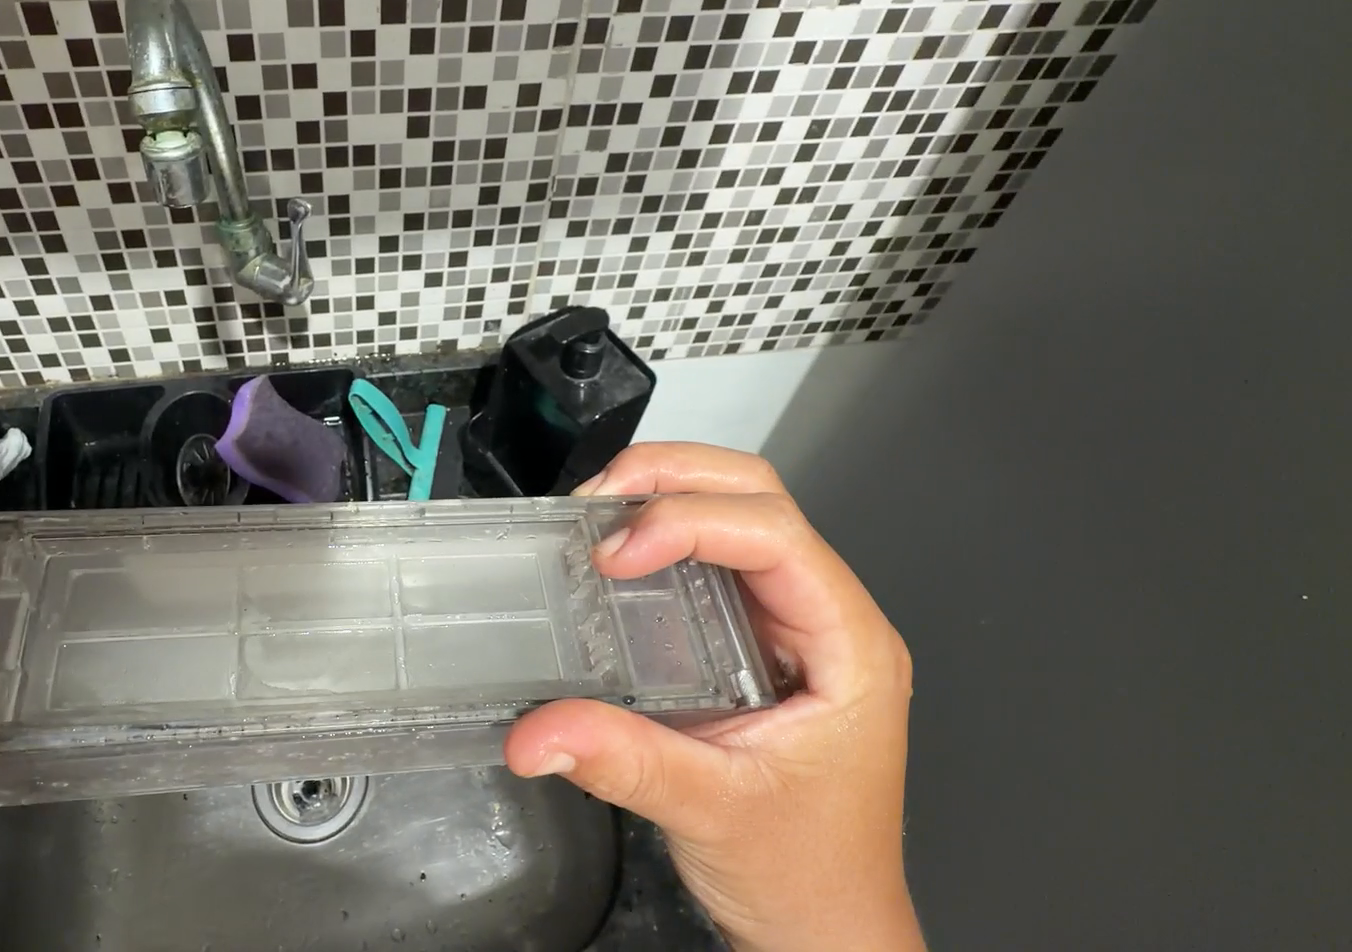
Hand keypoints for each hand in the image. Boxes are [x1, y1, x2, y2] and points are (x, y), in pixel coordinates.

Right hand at [505, 443, 921, 951]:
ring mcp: (785, 618)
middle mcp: (822, 614)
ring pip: (736, 505)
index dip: (691, 523)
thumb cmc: (805, 872)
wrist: (822, 920)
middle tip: (599, 499)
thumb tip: (536, 731)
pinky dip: (656, 527)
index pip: (776, 537)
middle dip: (674, 477)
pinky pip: (708, 548)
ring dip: (663, 490)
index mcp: (847, 645)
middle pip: (759, 495)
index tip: (616, 553)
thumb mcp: (711, 813)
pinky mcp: (748, 629)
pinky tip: (614, 545)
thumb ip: (622, 762)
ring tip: (597, 511)